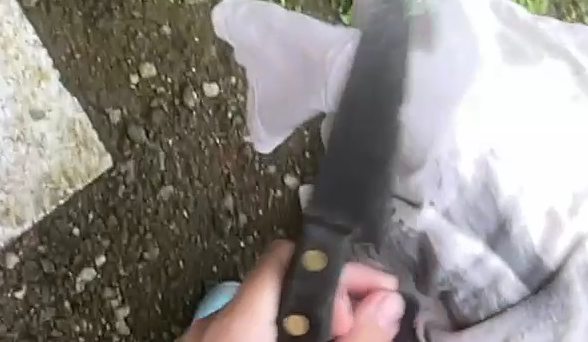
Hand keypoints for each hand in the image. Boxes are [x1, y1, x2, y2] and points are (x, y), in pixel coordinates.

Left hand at [181, 240, 405, 341]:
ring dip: (304, 322)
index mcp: (239, 316)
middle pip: (282, 284)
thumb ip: (355, 335)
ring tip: (335, 340)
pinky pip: (242, 331)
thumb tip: (387, 302)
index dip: (336, 267)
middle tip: (358, 325)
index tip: (372, 288)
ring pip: (263, 311)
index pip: (290, 254)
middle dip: (328, 299)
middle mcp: (212, 321)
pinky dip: (274, 335)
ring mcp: (200, 338)